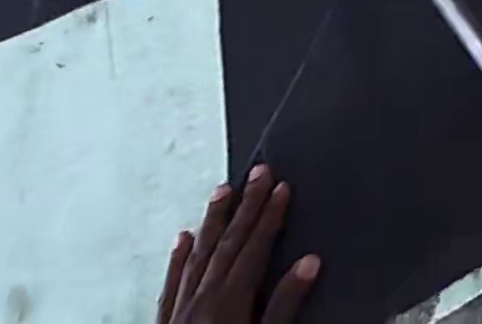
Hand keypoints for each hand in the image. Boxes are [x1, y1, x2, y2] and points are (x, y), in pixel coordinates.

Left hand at [157, 165, 321, 323]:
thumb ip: (285, 307)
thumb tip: (310, 261)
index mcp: (228, 305)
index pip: (254, 248)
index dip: (270, 215)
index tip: (282, 186)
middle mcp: (200, 303)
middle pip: (227, 243)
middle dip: (246, 205)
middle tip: (258, 171)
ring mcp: (178, 316)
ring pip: (197, 256)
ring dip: (213, 221)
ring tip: (222, 191)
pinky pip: (171, 286)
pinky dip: (178, 259)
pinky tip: (182, 239)